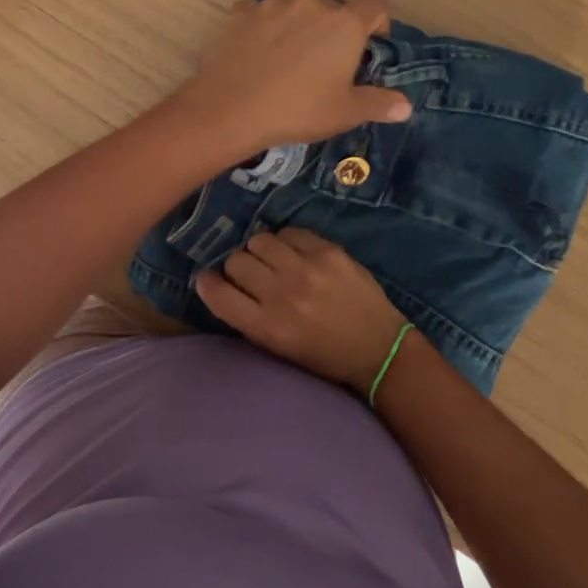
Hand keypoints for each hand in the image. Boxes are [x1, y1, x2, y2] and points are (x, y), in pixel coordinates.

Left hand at [170, 0, 411, 155]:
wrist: (229, 108)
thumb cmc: (297, 110)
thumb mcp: (344, 112)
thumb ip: (377, 104)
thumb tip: (405, 106)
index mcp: (344, 24)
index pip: (373, 5)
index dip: (377, 21)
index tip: (372, 42)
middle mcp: (310, 5)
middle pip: (331, 8)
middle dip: (334, 28)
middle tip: (325, 60)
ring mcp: (272, 6)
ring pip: (294, 5)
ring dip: (298, 22)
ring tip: (289, 53)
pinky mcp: (240, 13)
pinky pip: (259, 12)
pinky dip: (263, 25)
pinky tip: (256, 48)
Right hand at [195, 228, 409, 396]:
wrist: (380, 349)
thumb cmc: (323, 355)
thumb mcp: (277, 347)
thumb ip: (247, 315)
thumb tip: (221, 283)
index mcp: (267, 327)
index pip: (217, 293)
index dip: (207, 282)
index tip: (210, 279)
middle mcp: (282, 295)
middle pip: (235, 261)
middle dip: (238, 267)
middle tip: (252, 274)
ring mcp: (306, 270)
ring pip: (258, 240)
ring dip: (260, 250)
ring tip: (273, 260)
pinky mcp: (328, 252)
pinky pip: (289, 232)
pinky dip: (286, 241)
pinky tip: (295, 254)